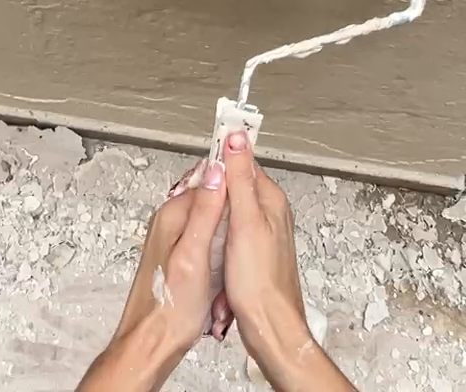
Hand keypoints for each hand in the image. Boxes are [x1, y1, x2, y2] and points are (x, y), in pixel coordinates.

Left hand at [77, 160, 227, 391]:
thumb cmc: (169, 309)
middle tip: (240, 241)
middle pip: (212, 202)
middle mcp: (171, 222)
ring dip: (227, 242)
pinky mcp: (182, 258)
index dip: (233, 186)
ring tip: (231, 265)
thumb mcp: (194, 255)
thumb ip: (205, 212)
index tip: (251, 192)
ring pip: (213, 225)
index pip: (209, 180)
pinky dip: (222, 258)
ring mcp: (176, 240)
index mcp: (172, 215)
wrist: (151, 346)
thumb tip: (217, 172)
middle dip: (231, 219)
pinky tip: (223, 276)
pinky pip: (210, 245)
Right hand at [222, 131, 356, 391]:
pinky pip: (228, 231)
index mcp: (270, 198)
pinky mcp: (252, 251)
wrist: (269, 328)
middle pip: (234, 184)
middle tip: (195, 200)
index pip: (242, 161)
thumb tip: (237, 136)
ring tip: (201, 227)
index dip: (219, 159)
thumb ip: (239, 177)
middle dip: (213, 191)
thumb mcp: (244, 221)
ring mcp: (262, 232)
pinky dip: (216, 236)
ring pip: (229, 210)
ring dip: (213, 217)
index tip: (202, 160)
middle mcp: (270, 211)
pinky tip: (208, 247)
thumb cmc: (259, 282)